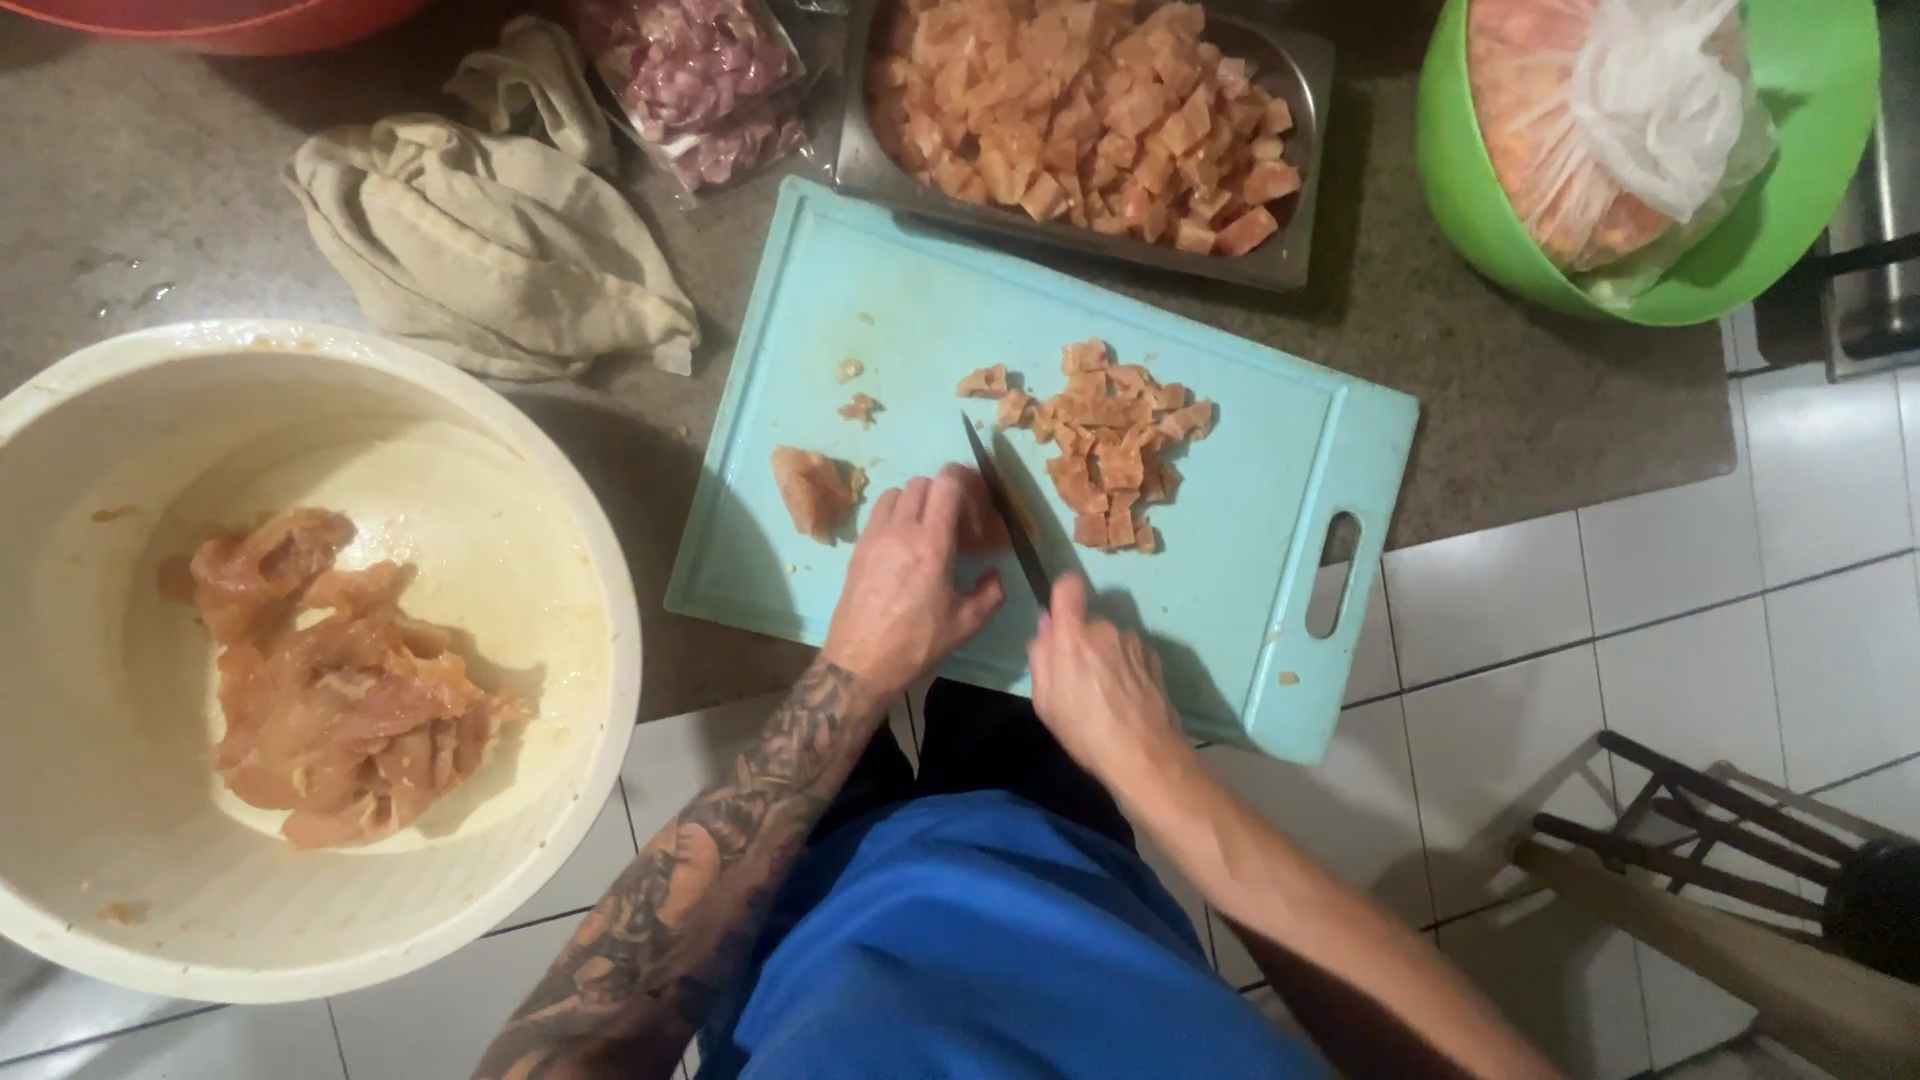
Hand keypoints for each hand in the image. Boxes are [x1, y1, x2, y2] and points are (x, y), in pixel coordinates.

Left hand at [822, 465, 1005, 697]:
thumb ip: (991, 593)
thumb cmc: (916, 643)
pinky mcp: (858, 547)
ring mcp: (874, 536)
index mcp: (931, 543)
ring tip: (927, 529)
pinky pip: (878, 513)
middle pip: (922, 482)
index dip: (965, 482)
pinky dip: (895, 514)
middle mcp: (900, 530)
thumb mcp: (966, 624)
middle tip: (956, 522)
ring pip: (896, 492)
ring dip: (916, 501)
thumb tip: (994, 574)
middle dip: (943, 493)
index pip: (947, 483)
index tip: (976, 506)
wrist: (860, 662)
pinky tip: (904, 545)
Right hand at [1027, 573, 1186, 783]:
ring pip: (1111, 640)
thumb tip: (1047, 627)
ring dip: (1106, 656)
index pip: (1068, 587)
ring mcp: (1134, 643)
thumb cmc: (1085, 731)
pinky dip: (1126, 668)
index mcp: (1074, 637)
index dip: (1063, 595)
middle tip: (1079, 680)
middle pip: (1088, 623)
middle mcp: (1106, 630)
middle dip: (1082, 643)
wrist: (1144, 756)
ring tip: (1106, 695)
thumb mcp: (1045, 702)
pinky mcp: (1154, 658)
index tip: (1061, 617)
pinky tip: (1127, 698)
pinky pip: (1131, 653)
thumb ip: (1041, 657)